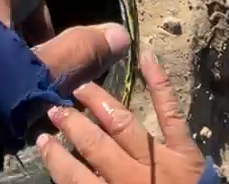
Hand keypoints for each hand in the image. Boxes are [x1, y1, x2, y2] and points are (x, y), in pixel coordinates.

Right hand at [37, 50, 207, 183]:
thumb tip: (71, 174)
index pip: (76, 178)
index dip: (56, 158)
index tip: (41, 139)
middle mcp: (134, 178)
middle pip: (96, 145)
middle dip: (72, 124)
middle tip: (54, 107)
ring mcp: (162, 161)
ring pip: (123, 124)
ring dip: (99, 102)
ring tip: (81, 87)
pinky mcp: (187, 152)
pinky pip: (171, 114)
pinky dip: (160, 83)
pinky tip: (147, 56)